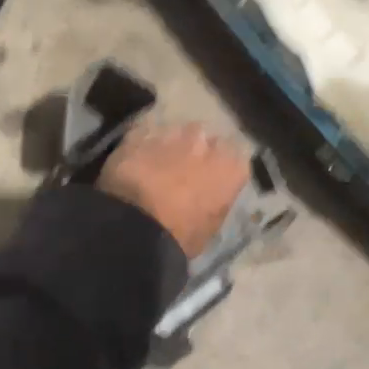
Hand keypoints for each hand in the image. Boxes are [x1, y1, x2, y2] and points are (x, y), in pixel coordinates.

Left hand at [99, 122, 250, 256]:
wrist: (135, 227)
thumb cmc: (181, 237)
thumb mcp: (211, 226)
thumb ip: (216, 200)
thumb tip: (209, 195)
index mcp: (232, 167)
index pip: (235, 157)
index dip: (220, 167)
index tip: (210, 179)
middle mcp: (206, 142)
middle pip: (204, 137)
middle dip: (195, 149)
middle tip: (180, 170)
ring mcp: (172, 133)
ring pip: (174, 131)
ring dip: (168, 145)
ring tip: (154, 164)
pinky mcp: (140, 132)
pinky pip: (145, 134)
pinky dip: (142, 146)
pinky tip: (133, 161)